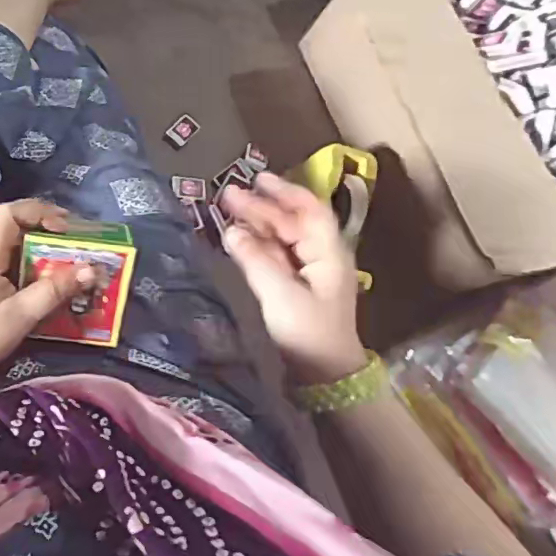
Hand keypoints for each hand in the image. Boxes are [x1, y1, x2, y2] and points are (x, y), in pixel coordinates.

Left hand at [0, 199, 93, 373]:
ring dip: (43, 247)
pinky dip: (34, 263)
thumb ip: (55, 291)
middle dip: (46, 227)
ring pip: (14, 243)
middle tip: (75, 240)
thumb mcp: (21, 316)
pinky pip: (13, 261)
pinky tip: (52, 277)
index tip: (64, 227)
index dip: (38, 212)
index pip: (7, 214)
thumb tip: (90, 270)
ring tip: (70, 258)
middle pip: (13, 224)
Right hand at [218, 172, 367, 383]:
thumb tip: (231, 230)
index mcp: (328, 253)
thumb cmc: (308, 334)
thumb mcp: (280, 295)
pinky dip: (257, 244)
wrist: (325, 375)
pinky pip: (276, 256)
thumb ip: (255, 260)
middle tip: (227, 194)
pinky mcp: (297, 289)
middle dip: (262, 207)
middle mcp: (321, 257)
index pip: (307, 212)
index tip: (257, 179)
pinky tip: (238, 239)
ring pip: (282, 238)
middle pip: (291, 222)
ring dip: (257, 223)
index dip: (284, 192)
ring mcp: (309, 273)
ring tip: (227, 210)